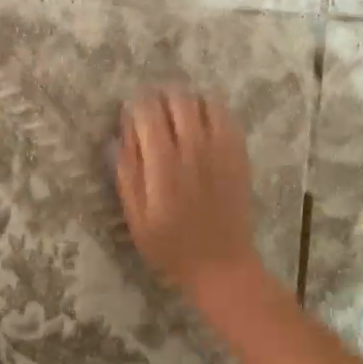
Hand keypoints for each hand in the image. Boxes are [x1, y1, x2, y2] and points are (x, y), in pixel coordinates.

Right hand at [117, 90, 267, 295]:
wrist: (221, 265)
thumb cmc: (170, 245)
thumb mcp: (135, 216)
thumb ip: (128, 171)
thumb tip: (123, 135)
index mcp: (164, 163)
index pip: (148, 111)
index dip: (135, 106)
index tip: (129, 116)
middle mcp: (194, 148)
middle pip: (178, 98)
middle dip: (160, 98)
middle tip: (152, 114)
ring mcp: (221, 149)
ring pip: (205, 101)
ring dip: (187, 102)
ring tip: (177, 117)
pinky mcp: (239, 155)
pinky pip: (227, 117)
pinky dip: (212, 111)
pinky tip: (202, 126)